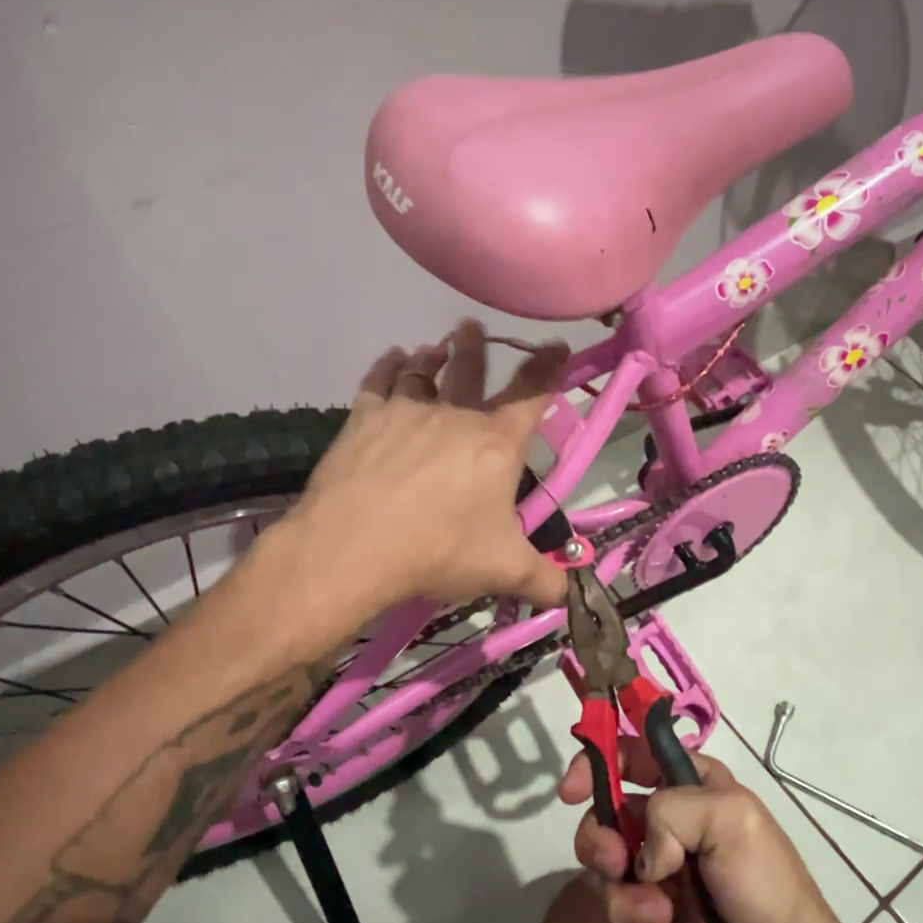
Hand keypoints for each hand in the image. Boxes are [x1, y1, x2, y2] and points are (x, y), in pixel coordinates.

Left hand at [285, 319, 570, 610]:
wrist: (354, 547)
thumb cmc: (438, 552)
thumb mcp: (502, 570)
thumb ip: (542, 581)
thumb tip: (568, 595)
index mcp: (497, 444)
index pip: (533, 394)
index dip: (549, 367)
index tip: (557, 345)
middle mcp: (456, 415)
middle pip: (472, 368)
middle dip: (478, 346)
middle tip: (474, 327)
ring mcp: (406, 411)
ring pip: (425, 369)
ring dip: (435, 353)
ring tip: (437, 343)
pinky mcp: (364, 418)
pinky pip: (380, 379)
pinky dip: (388, 364)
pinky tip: (392, 357)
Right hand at [562, 739, 850, 922]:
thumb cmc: (766, 882)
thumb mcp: (733, 820)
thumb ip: (673, 810)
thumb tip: (643, 854)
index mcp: (690, 787)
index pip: (633, 756)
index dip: (597, 762)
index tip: (571, 790)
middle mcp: (667, 826)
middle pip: (603, 819)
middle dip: (601, 845)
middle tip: (617, 865)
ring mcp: (658, 876)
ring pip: (606, 877)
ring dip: (630, 902)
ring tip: (664, 919)